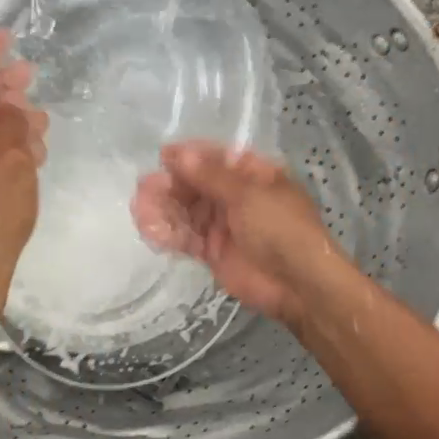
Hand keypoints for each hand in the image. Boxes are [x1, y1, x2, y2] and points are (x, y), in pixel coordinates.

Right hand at [131, 142, 340, 324]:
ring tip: (140, 209)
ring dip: (163, 210)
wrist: (298, 284)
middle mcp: (236, 197)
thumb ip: (210, 175)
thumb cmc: (281, 228)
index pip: (216, 159)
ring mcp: (223, 226)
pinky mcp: (213, 253)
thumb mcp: (249, 194)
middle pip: (196, 185)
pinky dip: (168, 235)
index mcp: (253, 175)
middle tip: (144, 188)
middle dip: (169, 186)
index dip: (189, 156)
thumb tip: (177, 154)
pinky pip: (186, 239)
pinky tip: (151, 231)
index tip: (162, 157)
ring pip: (186, 212)